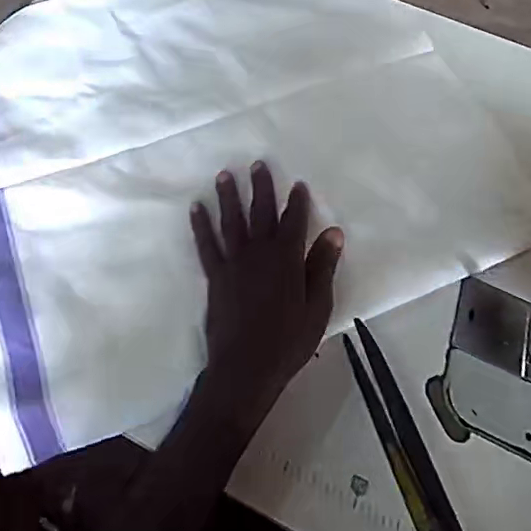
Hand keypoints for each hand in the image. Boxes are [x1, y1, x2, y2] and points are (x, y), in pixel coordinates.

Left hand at [189, 163, 343, 433]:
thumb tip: (333, 232)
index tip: (298, 184)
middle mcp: (259, 252)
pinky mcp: (214, 274)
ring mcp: (234, 262)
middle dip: (261, 187)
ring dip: (228, 196)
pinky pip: (206, 244)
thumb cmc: (288, 340)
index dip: (297, 202)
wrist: (246, 366)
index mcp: (287, 258)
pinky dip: (201, 224)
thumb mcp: (317, 305)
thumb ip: (322, 266)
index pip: (294, 222)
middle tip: (257, 164)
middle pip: (261, 212)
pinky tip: (197, 207)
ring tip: (225, 174)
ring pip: (231, 221)